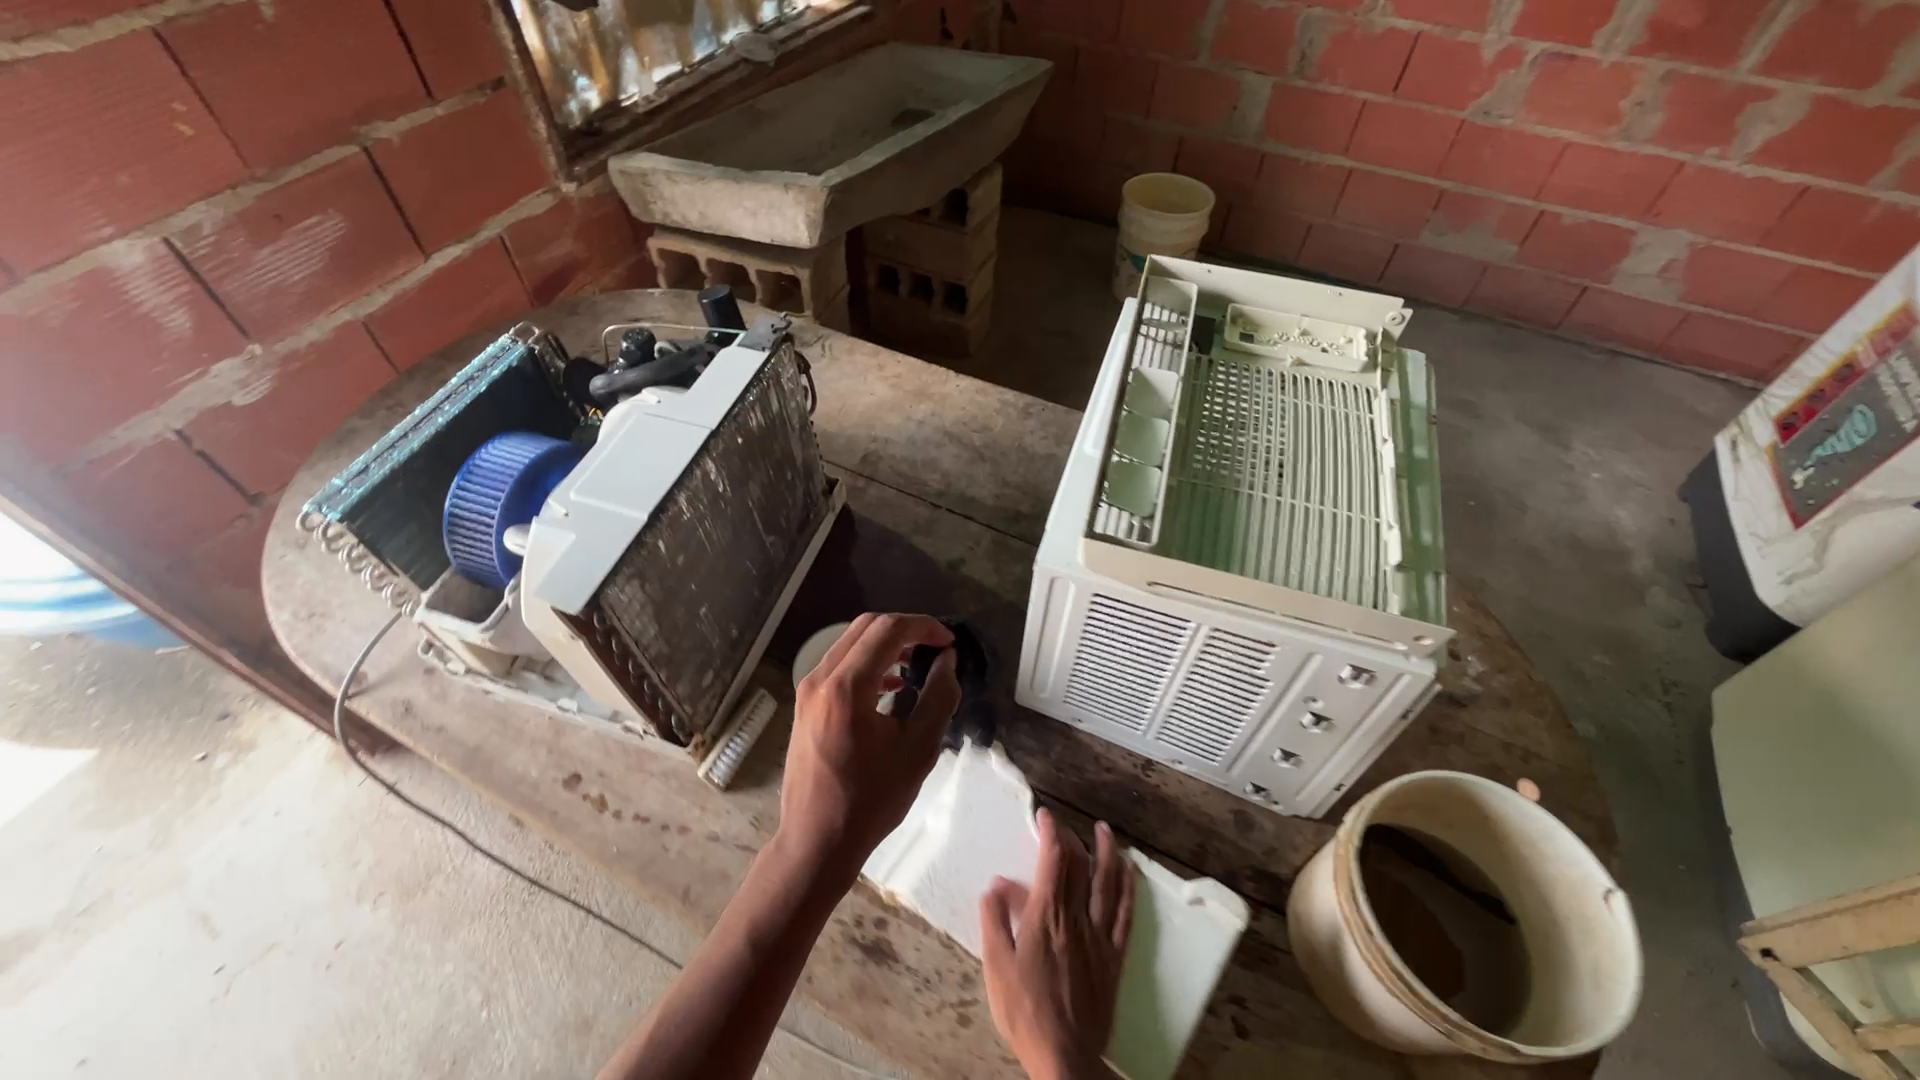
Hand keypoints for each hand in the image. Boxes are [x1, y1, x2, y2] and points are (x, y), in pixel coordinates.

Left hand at [779, 613, 959, 877]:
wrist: (817, 840)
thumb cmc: (871, 800)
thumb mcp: (919, 750)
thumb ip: (938, 697)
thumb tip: (947, 661)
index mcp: (847, 687)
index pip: (888, 629)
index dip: (924, 627)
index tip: (949, 643)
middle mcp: (820, 679)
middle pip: (866, 627)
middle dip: (906, 629)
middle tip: (937, 648)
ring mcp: (808, 691)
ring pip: (850, 643)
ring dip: (887, 645)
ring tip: (919, 664)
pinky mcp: (805, 705)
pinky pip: (839, 665)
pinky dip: (868, 662)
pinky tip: (892, 686)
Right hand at [979, 810, 1135, 1079]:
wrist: (1064, 1055)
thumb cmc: (1024, 1011)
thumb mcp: (996, 967)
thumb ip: (994, 922)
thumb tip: (995, 885)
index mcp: (1046, 918)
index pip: (1052, 862)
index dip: (1050, 833)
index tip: (1044, 815)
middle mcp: (1076, 919)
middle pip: (1079, 866)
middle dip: (1070, 838)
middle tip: (1062, 824)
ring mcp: (1100, 936)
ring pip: (1107, 883)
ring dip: (1107, 852)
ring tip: (1104, 830)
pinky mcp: (1115, 956)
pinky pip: (1125, 913)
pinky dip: (1128, 887)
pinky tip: (1129, 871)